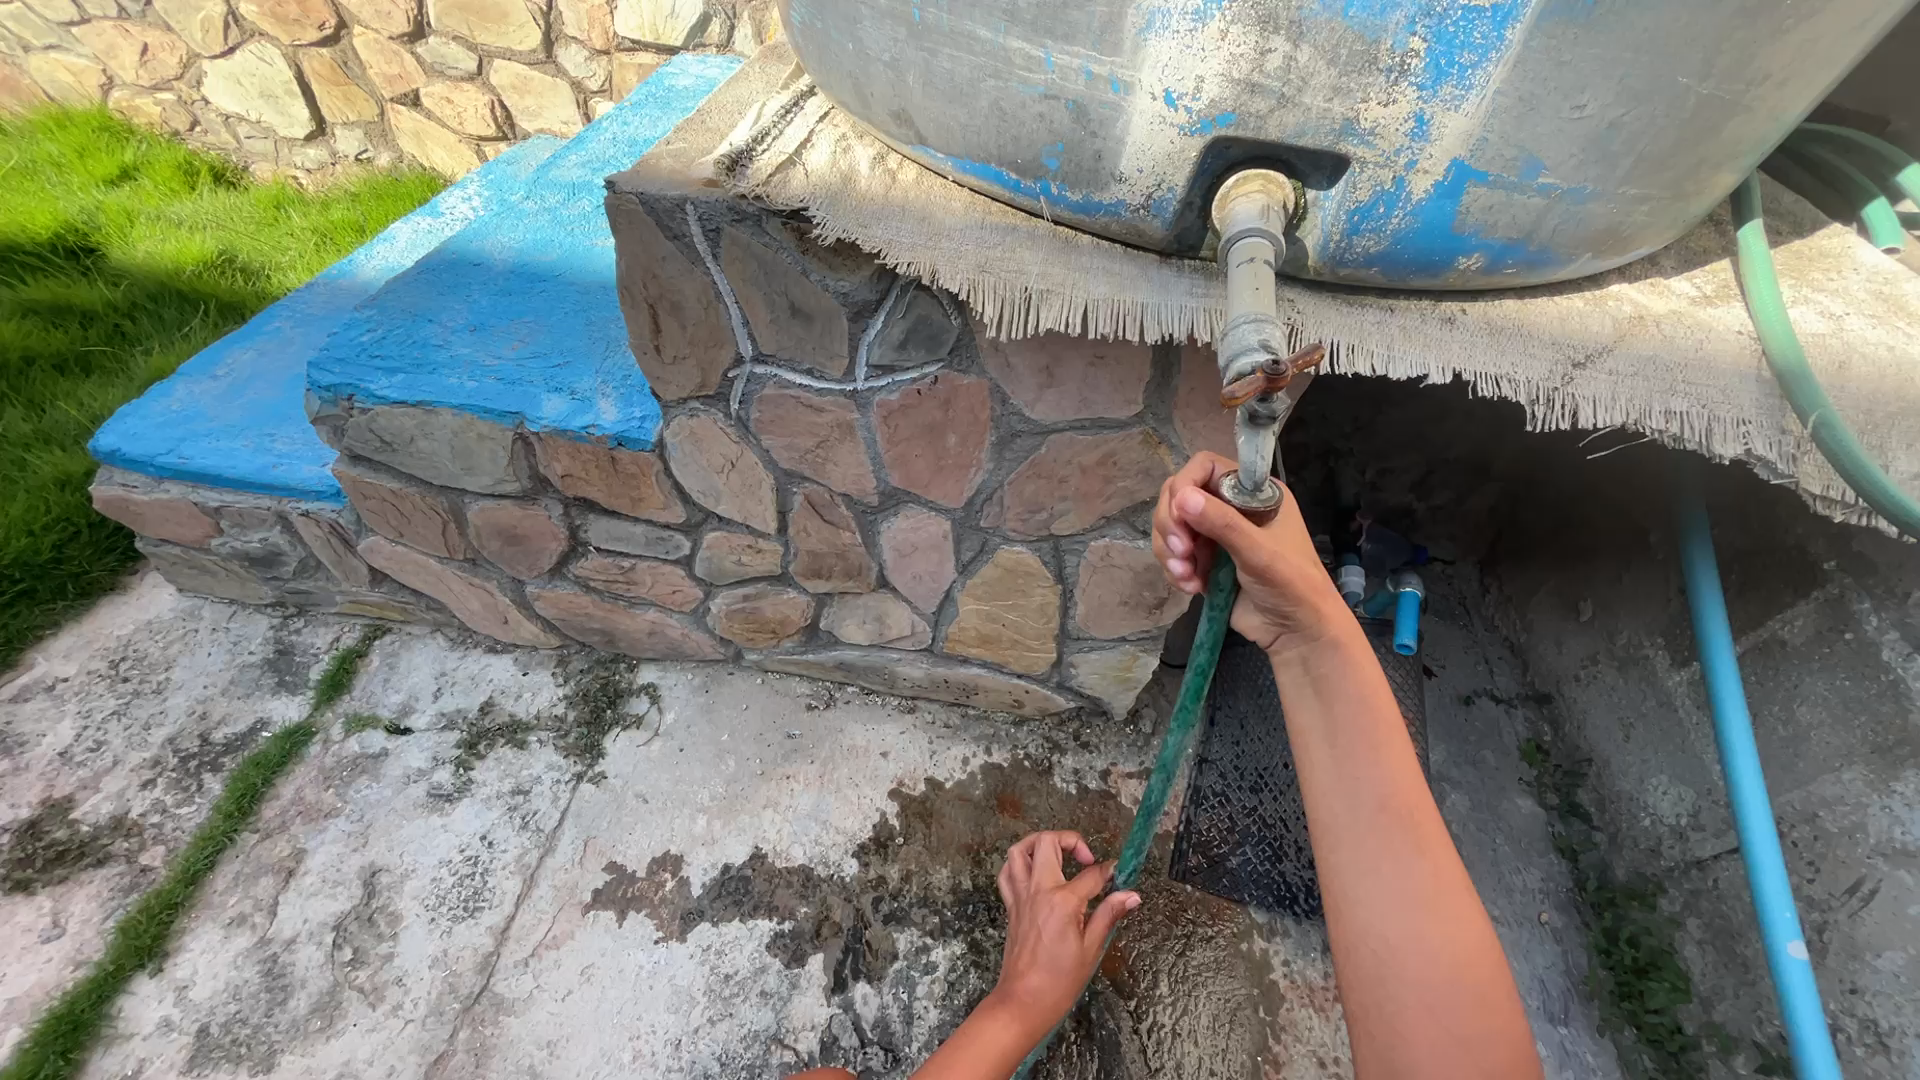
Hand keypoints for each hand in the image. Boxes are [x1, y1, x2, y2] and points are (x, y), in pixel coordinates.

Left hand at [988, 831, 1139, 1037]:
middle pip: (1048, 842)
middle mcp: (1039, 890)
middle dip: (1070, 840)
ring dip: (1039, 843)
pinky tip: (1033, 870)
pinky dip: (1019, 863)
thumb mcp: (1091, 949)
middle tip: (1086, 857)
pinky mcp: (1011, 904)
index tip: (1117, 874)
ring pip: (1020, 850)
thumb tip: (1131, 895)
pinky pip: (1007, 871)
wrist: (1024, 1001)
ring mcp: (1021, 895)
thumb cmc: (1059, 981)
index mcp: (1063, 902)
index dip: (1108, 871)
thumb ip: (1109, 914)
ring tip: (1058, 852)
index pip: (1091, 875)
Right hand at [1152, 452, 1355, 657]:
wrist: (1297, 633)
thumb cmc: (1292, 585)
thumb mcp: (1259, 552)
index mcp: (1253, 493)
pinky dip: (1175, 570)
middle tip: (1180, 552)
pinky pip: (1173, 554)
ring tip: (1186, 577)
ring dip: (1170, 551)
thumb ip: (1222, 523)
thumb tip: (1180, 496)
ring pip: (1170, 526)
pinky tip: (1191, 587)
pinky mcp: (1203, 561)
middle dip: (1171, 524)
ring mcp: (1215, 535)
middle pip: (1178, 496)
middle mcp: (1231, 507)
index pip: (1205, 468)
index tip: (1179, 515)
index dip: (1185, 486)